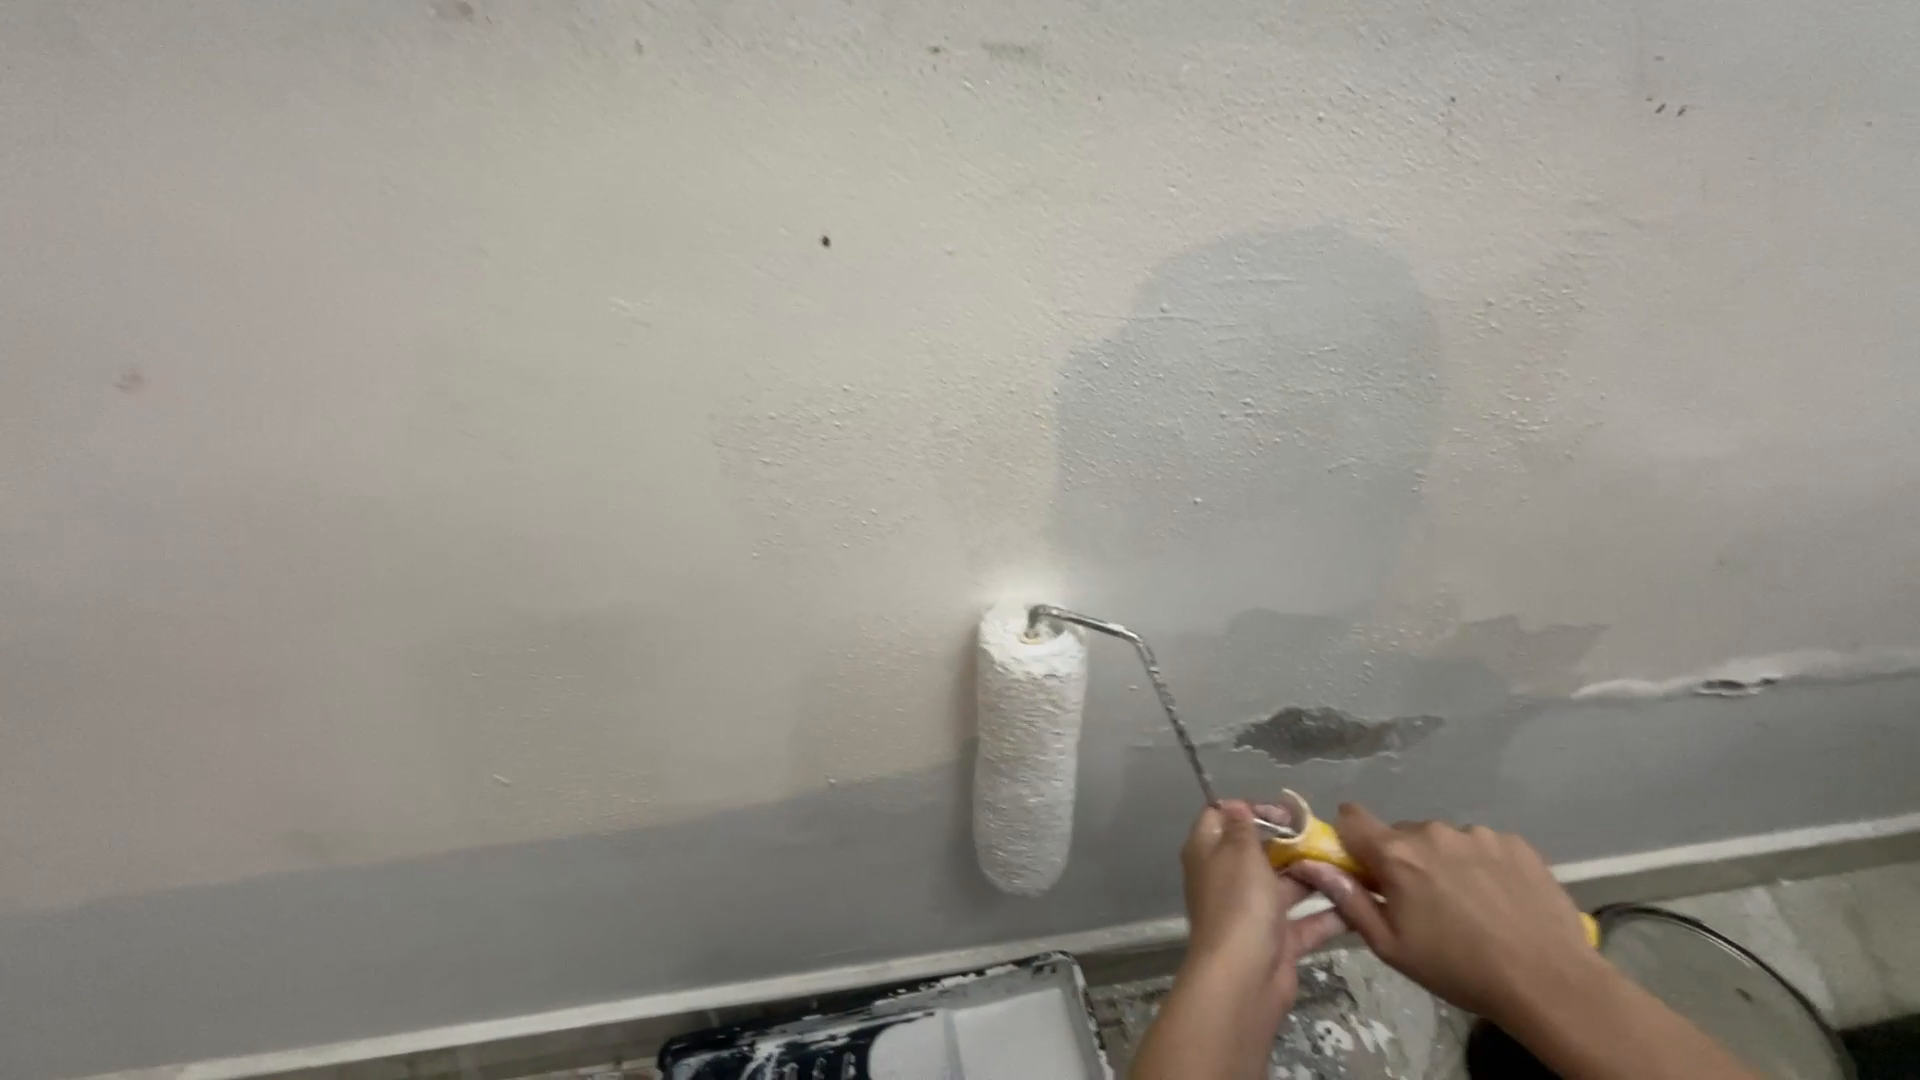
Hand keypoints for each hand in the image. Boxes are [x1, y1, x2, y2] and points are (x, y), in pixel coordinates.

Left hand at [1130, 800, 1349, 1079]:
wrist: (1244, 977)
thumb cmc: (1238, 903)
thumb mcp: (1240, 852)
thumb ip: (1241, 827)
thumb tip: (1232, 804)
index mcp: (1208, 851)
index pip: (1220, 816)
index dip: (1249, 808)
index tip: (1284, 810)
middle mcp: (1228, 877)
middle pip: (1258, 850)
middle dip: (1291, 841)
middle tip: (1327, 835)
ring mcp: (1253, 910)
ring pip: (1286, 885)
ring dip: (1316, 874)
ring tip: (1352, 862)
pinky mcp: (1278, 940)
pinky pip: (1306, 920)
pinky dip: (1331, 913)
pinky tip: (1362, 902)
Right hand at [1286, 803, 1601, 1021]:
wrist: (1551, 984)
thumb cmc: (1459, 969)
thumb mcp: (1391, 946)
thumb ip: (1348, 899)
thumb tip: (1312, 865)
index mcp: (1395, 854)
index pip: (1350, 816)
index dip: (1350, 837)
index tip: (1361, 864)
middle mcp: (1431, 832)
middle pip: (1399, 834)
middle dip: (1402, 859)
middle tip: (1421, 900)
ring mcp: (1476, 834)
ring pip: (1442, 840)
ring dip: (1443, 861)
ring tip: (1468, 903)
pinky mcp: (1515, 843)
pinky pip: (1482, 845)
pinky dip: (1481, 864)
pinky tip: (1499, 899)